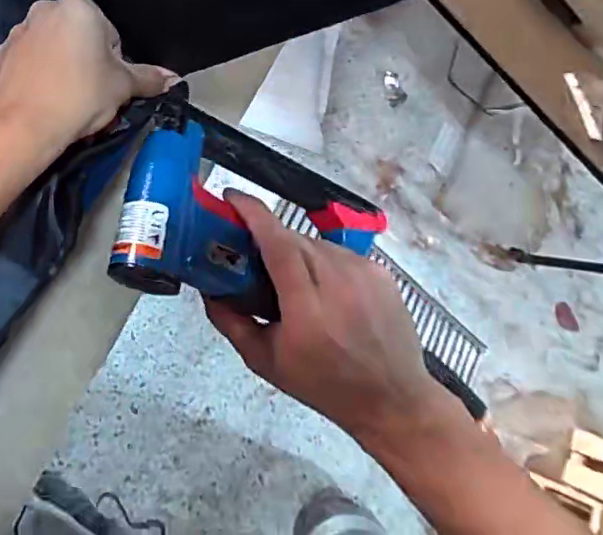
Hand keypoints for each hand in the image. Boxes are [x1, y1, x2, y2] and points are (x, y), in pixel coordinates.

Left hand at [0, 0, 175, 152]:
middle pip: (77, 37)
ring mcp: (17, 31)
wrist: (25, 125)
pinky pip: (26, 62)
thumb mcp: (122, 86)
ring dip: (59, 66)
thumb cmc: (80, 96)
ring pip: (50, 48)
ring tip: (65, 97)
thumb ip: (148, 77)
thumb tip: (173, 78)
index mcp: (77, 7)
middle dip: (85, 60)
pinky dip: (34, 74)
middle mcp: (43, 10)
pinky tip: (41, 96)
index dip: (113, 62)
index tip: (107, 84)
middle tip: (89, 92)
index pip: (108, 33)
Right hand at [203, 191, 463, 452]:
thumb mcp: (264, 361)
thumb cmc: (325, 385)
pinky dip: (319, 258)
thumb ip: (228, 320)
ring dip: (293, 248)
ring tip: (288, 275)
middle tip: (248, 245)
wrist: (397, 404)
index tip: (231, 198)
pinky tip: (320, 284)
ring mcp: (366, 276)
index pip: (280, 245)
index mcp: (309, 312)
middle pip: (292, 238)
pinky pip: (336, 251)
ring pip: (313, 241)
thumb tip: (206, 286)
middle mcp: (341, 287)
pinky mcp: (381, 274)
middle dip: (266, 234)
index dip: (254, 214)